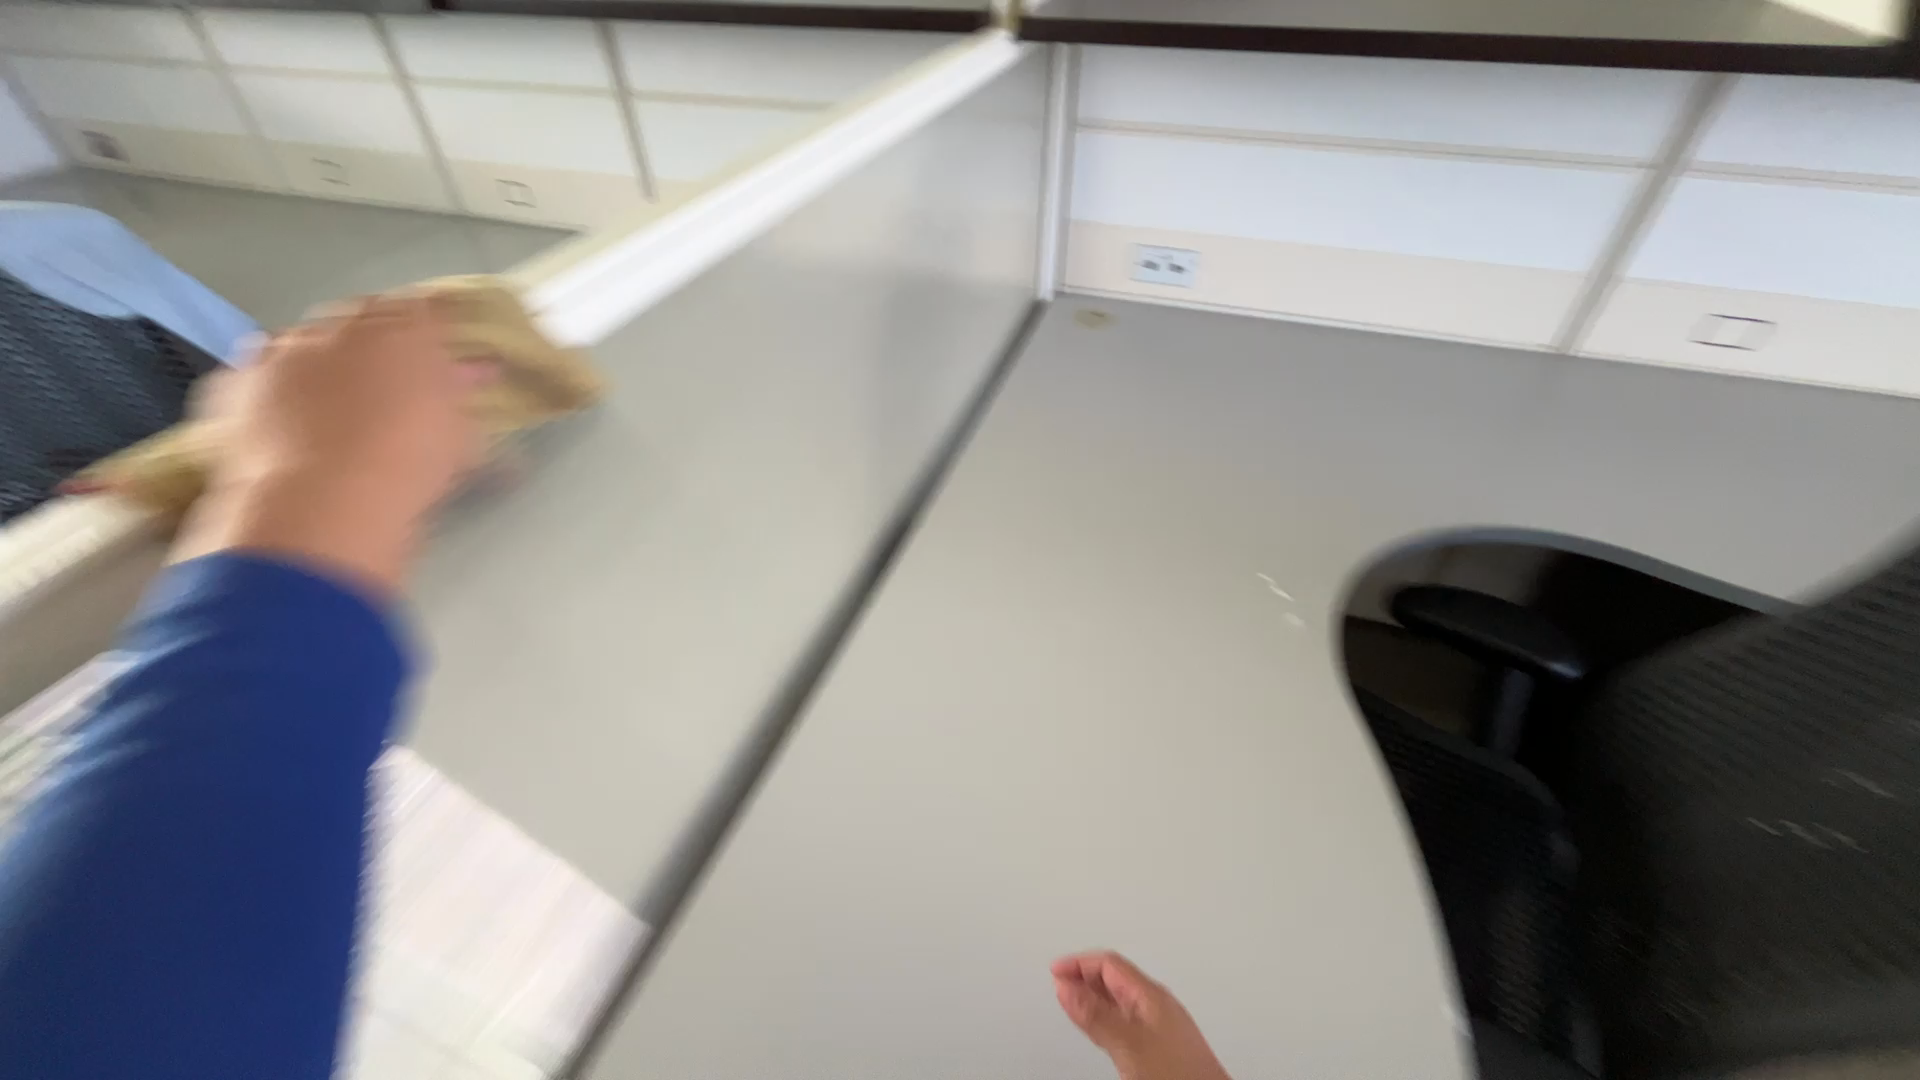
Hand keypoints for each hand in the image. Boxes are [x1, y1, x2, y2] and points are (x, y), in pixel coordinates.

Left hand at [171, 296, 489, 597]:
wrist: (326, 497)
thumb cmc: (413, 461)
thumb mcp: (461, 431)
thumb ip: (462, 393)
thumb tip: (475, 372)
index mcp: (406, 332)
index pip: (428, 309)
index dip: (438, 323)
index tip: (447, 342)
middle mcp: (342, 327)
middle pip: (365, 314)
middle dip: (381, 334)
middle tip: (396, 368)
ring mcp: (283, 349)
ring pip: (309, 338)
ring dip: (326, 355)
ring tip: (340, 392)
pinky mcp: (238, 381)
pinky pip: (262, 370)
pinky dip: (279, 382)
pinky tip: (291, 410)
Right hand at [1052, 951, 1231, 1079]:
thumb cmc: (1177, 1075)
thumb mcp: (1127, 1043)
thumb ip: (1095, 1014)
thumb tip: (1066, 986)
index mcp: (1151, 995)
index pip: (1110, 963)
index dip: (1079, 962)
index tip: (1055, 970)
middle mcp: (1157, 1005)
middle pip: (1116, 977)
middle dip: (1085, 975)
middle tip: (1061, 979)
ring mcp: (1162, 1026)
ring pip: (1121, 999)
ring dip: (1095, 996)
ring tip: (1074, 999)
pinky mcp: (1163, 1046)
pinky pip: (1127, 1019)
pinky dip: (1106, 1016)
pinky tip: (1102, 1030)